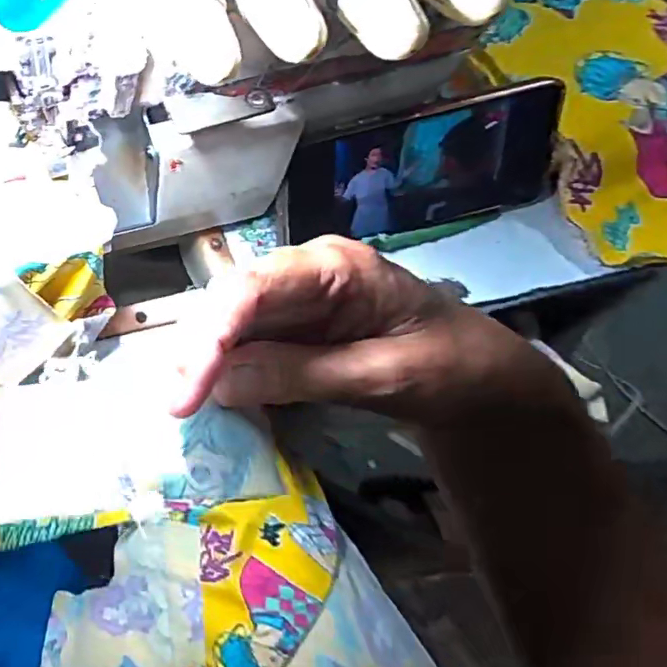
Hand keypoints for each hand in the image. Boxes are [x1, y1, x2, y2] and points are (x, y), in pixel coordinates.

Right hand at [171, 236, 562, 424]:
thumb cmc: (452, 367)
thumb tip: (220, 385)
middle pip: (230, 299)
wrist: (485, 378)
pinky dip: (223, 367)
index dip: (214, 334)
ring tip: (186, 399)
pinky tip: (211, 391)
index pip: (255, 288)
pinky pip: (243, 338)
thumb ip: (303, 375)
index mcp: (334, 266)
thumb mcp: (386, 376)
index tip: (191, 384)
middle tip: (181, 401)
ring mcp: (292, 295)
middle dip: (200, 348)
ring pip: (227, 318)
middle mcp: (301, 271)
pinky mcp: (288, 323)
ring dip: (203, 359)